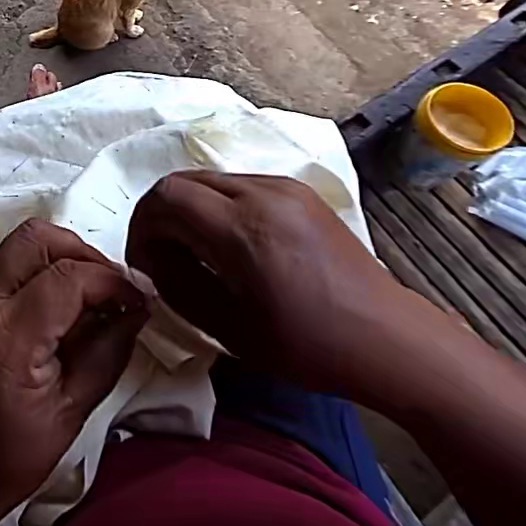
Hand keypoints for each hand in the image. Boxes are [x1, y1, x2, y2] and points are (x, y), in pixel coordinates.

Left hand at [0, 219, 147, 525]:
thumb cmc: (7, 457)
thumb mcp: (73, 411)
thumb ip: (110, 350)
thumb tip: (138, 308)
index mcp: (5, 342)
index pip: (68, 277)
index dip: (112, 281)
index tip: (136, 299)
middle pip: (38, 239)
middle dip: (84, 253)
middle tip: (110, 286)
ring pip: (24, 242)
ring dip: (65, 256)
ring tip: (90, 292)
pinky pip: (12, 261)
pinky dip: (45, 268)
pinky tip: (64, 302)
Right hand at [125, 171, 440, 397]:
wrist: (383, 334)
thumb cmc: (307, 345)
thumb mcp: (230, 328)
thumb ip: (180, 285)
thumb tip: (154, 259)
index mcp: (243, 228)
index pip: (167, 196)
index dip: (143, 225)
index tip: (145, 261)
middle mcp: (263, 192)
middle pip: (185, 180)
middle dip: (162, 215)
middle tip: (163, 258)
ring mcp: (285, 186)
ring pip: (213, 180)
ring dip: (192, 209)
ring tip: (198, 254)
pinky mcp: (301, 191)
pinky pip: (243, 185)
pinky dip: (221, 207)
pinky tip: (232, 244)